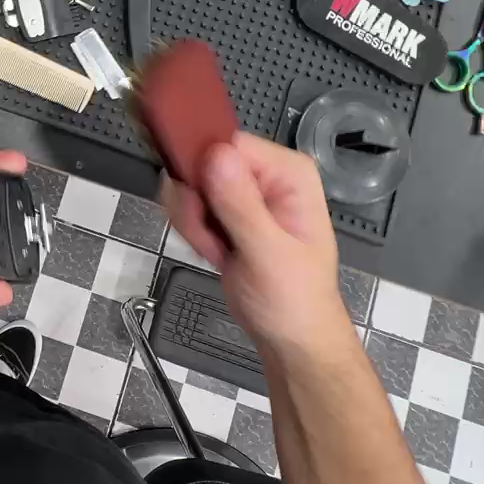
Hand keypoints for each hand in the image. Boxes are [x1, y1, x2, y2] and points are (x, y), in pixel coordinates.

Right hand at [160, 132, 343, 355]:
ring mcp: (244, 192)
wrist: (290, 339)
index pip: (227, 144)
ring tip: (218, 252)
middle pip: (202, 163)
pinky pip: (190, 203)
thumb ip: (240, 205)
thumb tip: (215, 155)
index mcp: (287, 172)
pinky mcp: (225, 210)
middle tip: (211, 240)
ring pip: (190, 184)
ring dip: (193, 222)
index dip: (204, 171)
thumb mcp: (268, 254)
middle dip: (195, 205)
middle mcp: (266, 174)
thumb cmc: (293, 301)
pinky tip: (215, 253)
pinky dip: (192, 231)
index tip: (200, 207)